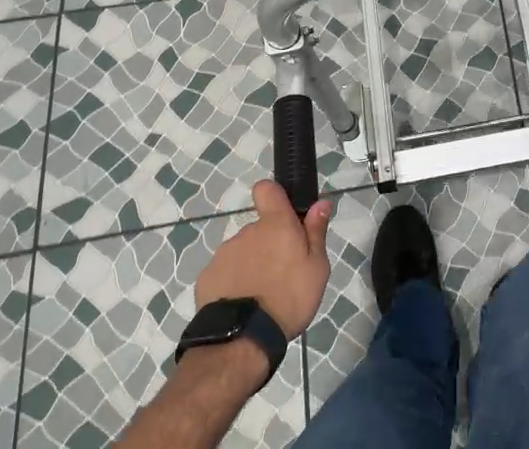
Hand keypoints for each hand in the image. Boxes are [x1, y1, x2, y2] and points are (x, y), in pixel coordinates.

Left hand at [195, 181, 333, 338]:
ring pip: (242, 251)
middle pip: (259, 229)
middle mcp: (246, 232)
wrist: (243, 338)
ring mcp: (223, 254)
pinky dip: (234, 283)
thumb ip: (316, 232)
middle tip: (283, 273)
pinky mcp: (207, 278)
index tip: (284, 214)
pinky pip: (226, 273)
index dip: (274, 196)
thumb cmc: (289, 298)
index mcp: (275, 225)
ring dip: (252, 264)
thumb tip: (321, 202)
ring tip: (263, 294)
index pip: (267, 190)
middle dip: (270, 244)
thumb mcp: (317, 268)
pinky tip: (243, 305)